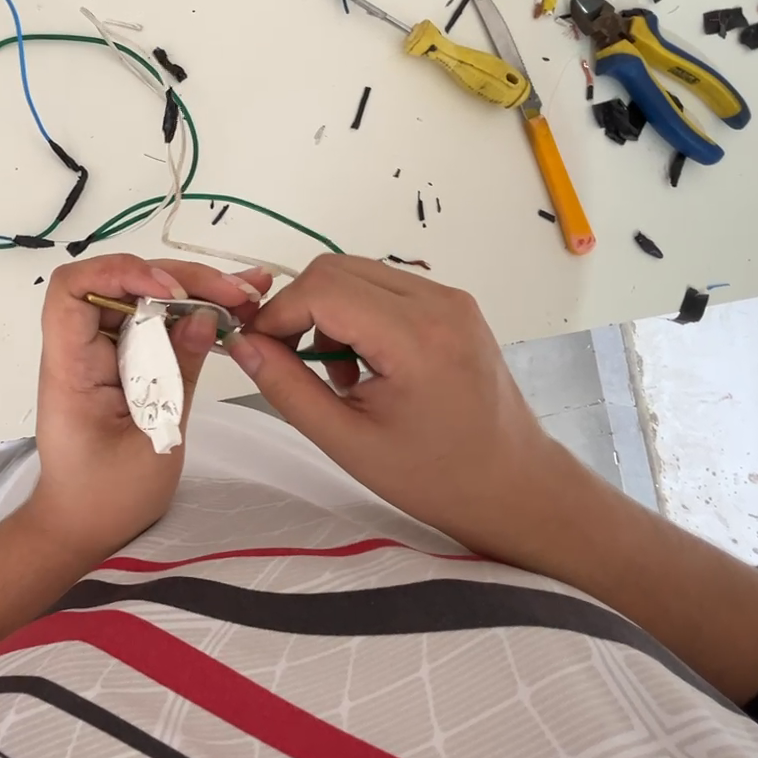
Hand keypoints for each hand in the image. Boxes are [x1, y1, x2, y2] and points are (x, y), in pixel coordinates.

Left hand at [25, 254, 271, 559]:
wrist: (82, 525)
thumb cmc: (106, 496)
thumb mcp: (154, 440)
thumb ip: (177, 375)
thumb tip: (203, 316)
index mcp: (71, 367)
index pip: (72, 291)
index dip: (118, 273)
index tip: (170, 291)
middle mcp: (81, 349)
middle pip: (119, 284)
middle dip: (180, 280)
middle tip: (238, 294)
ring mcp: (102, 352)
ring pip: (142, 298)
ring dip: (193, 291)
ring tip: (248, 295)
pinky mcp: (123, 361)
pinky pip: (152, 323)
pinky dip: (190, 314)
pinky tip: (232, 311)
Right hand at [224, 255, 612, 563]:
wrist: (517, 488)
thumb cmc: (432, 477)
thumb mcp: (345, 440)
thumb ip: (285, 386)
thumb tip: (240, 343)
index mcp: (414, 336)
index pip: (322, 289)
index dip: (276, 313)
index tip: (256, 349)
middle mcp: (437, 300)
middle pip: (336, 269)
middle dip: (297, 308)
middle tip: (286, 359)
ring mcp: (450, 298)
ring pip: (357, 273)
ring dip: (326, 312)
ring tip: (334, 372)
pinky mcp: (454, 306)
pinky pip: (384, 288)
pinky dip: (355, 314)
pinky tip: (363, 363)